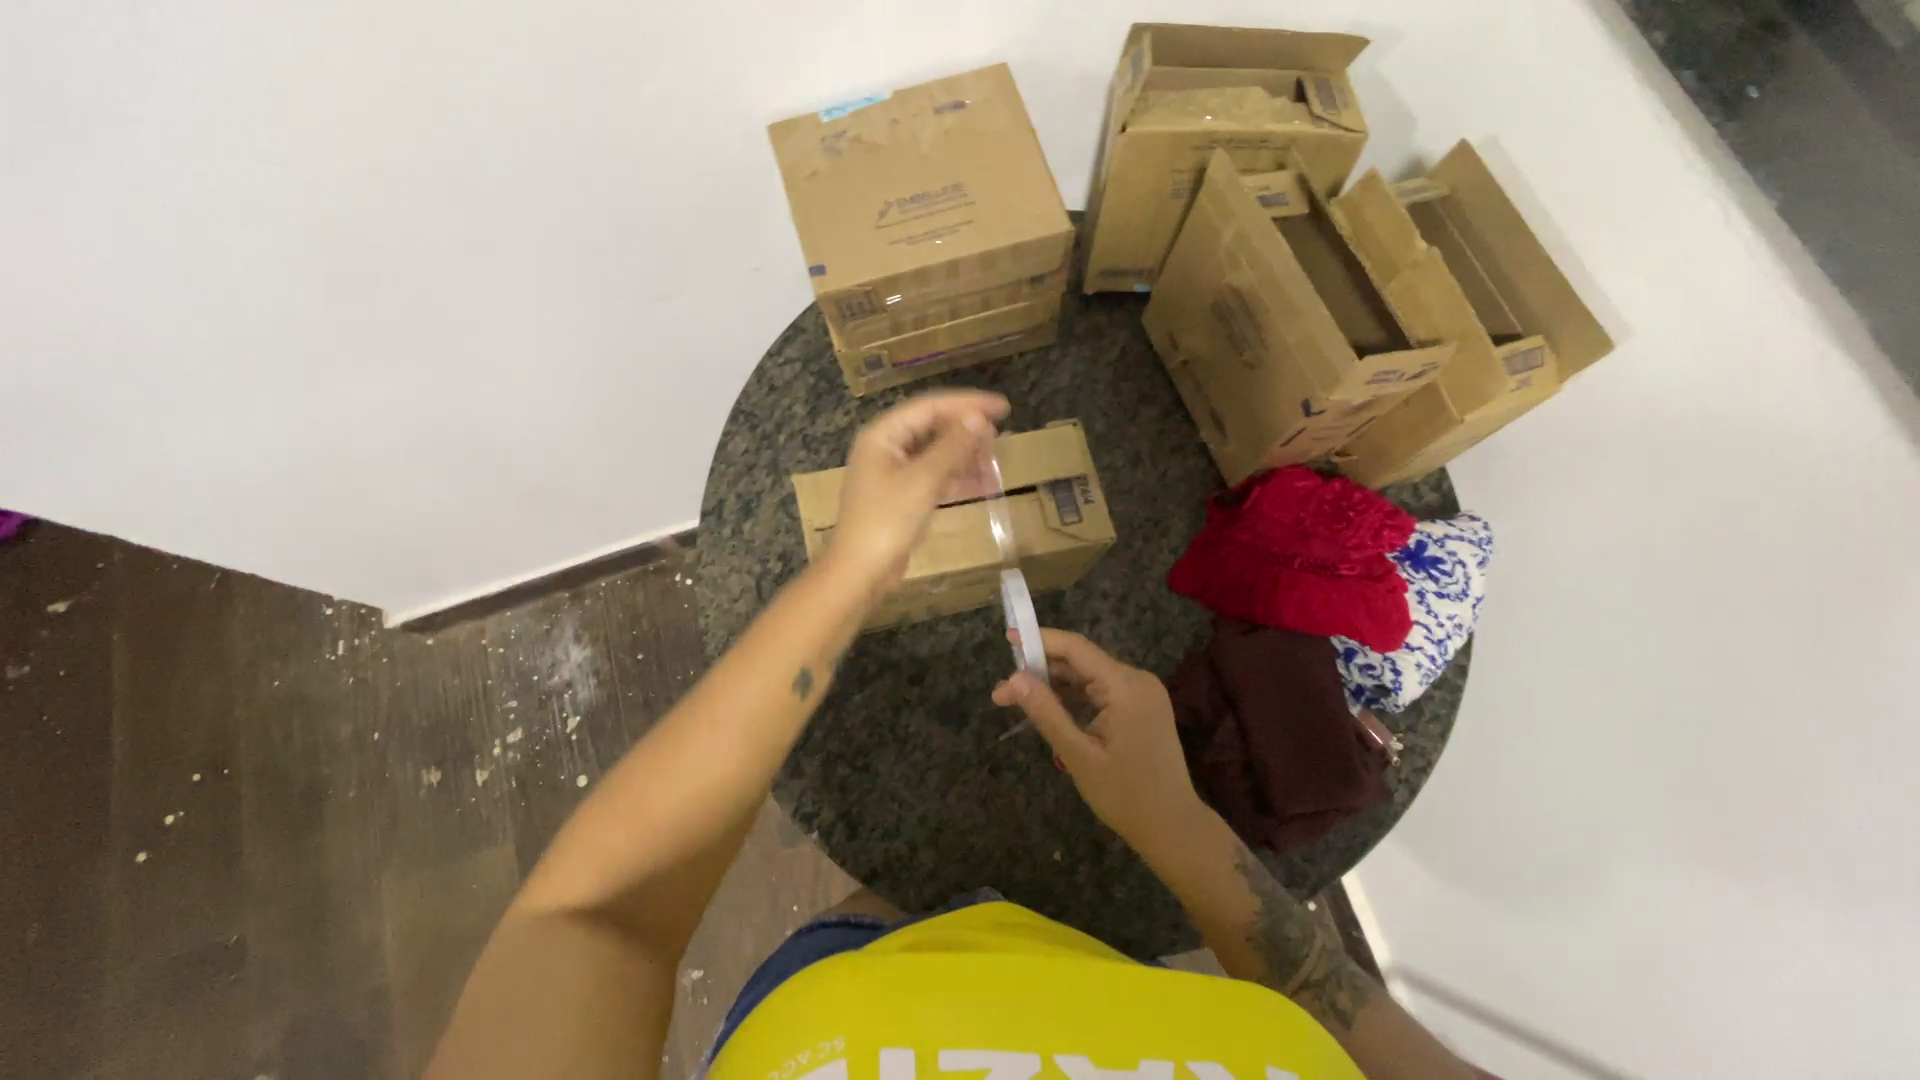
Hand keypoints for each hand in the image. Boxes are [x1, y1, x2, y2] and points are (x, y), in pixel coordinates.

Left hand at [827, 389, 1008, 592]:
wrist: (861, 572)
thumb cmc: (887, 521)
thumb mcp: (923, 480)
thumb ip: (952, 446)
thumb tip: (978, 418)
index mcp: (883, 435)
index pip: (930, 406)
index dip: (967, 404)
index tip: (1002, 408)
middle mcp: (885, 448)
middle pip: (933, 428)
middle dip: (967, 434)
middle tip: (999, 440)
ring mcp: (892, 473)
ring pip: (935, 454)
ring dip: (965, 458)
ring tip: (994, 465)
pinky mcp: (901, 497)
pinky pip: (933, 477)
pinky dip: (956, 479)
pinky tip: (982, 486)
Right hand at [992, 629, 1207, 858]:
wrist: (1173, 826)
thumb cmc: (1125, 794)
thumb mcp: (1078, 755)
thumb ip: (1047, 713)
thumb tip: (1014, 679)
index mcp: (1126, 686)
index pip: (1076, 648)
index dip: (1040, 640)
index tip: (1007, 639)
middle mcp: (1137, 680)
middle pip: (1081, 661)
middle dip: (1040, 671)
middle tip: (1003, 693)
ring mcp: (1143, 693)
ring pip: (1090, 677)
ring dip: (1056, 686)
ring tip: (1018, 703)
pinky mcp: (1142, 707)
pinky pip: (1102, 691)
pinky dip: (1075, 698)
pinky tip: (1051, 711)